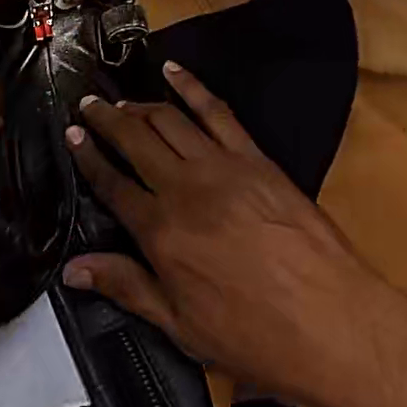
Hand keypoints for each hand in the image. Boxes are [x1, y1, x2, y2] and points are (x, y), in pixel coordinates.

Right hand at [62, 61, 392, 406]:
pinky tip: (173, 71)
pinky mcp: (253, 156)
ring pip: (167, 120)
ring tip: (121, 100)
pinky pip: (216, 110)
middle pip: (133, 139)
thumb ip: (125, 287)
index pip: (111, 183)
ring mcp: (220, 166)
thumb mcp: (182, 326)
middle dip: (105, 119)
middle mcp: (184, 189)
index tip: (72, 135)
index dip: (87, 156)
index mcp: (162, 231)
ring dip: (139, 105)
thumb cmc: (257, 334)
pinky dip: (191, 86)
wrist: (333, 324)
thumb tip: (75, 270)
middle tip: (88, 105)